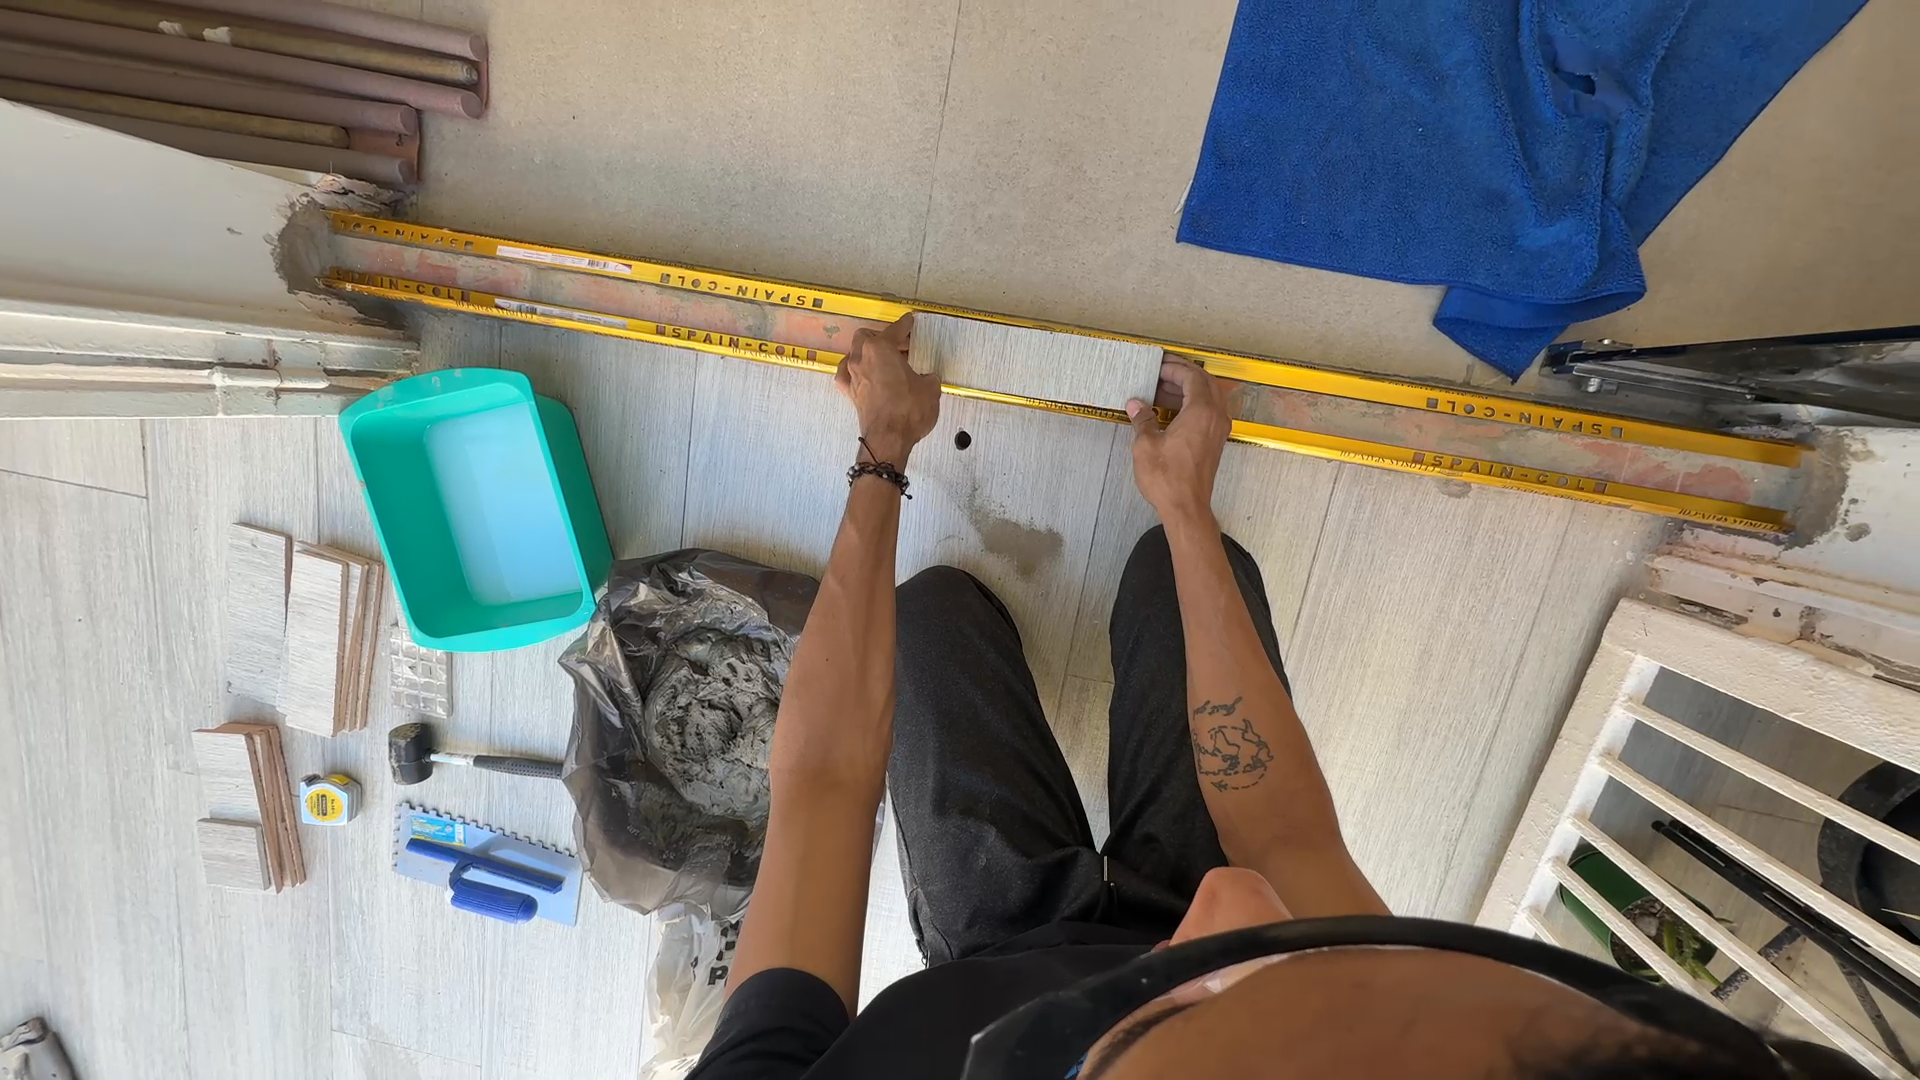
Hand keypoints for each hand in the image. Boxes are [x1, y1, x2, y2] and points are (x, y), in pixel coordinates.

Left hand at [835, 313, 939, 464]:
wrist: (889, 438)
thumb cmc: (908, 411)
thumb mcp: (930, 389)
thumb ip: (928, 378)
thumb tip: (926, 379)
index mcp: (881, 349)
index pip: (894, 330)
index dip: (904, 325)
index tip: (909, 321)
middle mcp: (862, 358)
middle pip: (867, 337)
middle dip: (882, 337)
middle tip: (899, 345)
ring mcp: (852, 376)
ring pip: (855, 353)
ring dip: (867, 353)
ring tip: (882, 359)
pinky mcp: (850, 393)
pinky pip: (846, 375)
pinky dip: (854, 371)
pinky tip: (862, 374)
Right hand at [1127, 354, 1229, 523]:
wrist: (1186, 507)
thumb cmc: (1169, 479)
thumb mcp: (1146, 444)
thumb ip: (1142, 419)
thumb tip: (1137, 405)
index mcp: (1201, 411)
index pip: (1192, 377)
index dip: (1174, 368)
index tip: (1159, 366)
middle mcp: (1215, 417)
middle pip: (1204, 382)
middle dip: (1182, 374)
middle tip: (1162, 371)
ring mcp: (1218, 430)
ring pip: (1208, 397)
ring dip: (1187, 389)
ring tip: (1162, 390)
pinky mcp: (1214, 442)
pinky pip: (1207, 412)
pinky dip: (1191, 404)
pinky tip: (1171, 410)